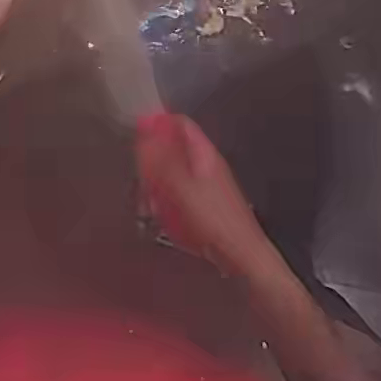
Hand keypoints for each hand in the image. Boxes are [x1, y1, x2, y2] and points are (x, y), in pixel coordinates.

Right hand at [134, 113, 271, 277]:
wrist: (242, 257)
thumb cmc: (215, 221)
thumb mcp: (182, 187)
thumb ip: (161, 159)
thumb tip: (145, 129)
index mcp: (204, 155)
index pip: (180, 124)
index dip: (158, 123)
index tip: (137, 133)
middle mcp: (206, 166)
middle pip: (172, 149)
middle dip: (152, 161)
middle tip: (142, 178)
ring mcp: (205, 185)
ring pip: (172, 173)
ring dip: (156, 184)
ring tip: (150, 202)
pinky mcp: (203, 204)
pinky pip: (176, 194)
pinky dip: (165, 201)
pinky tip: (162, 216)